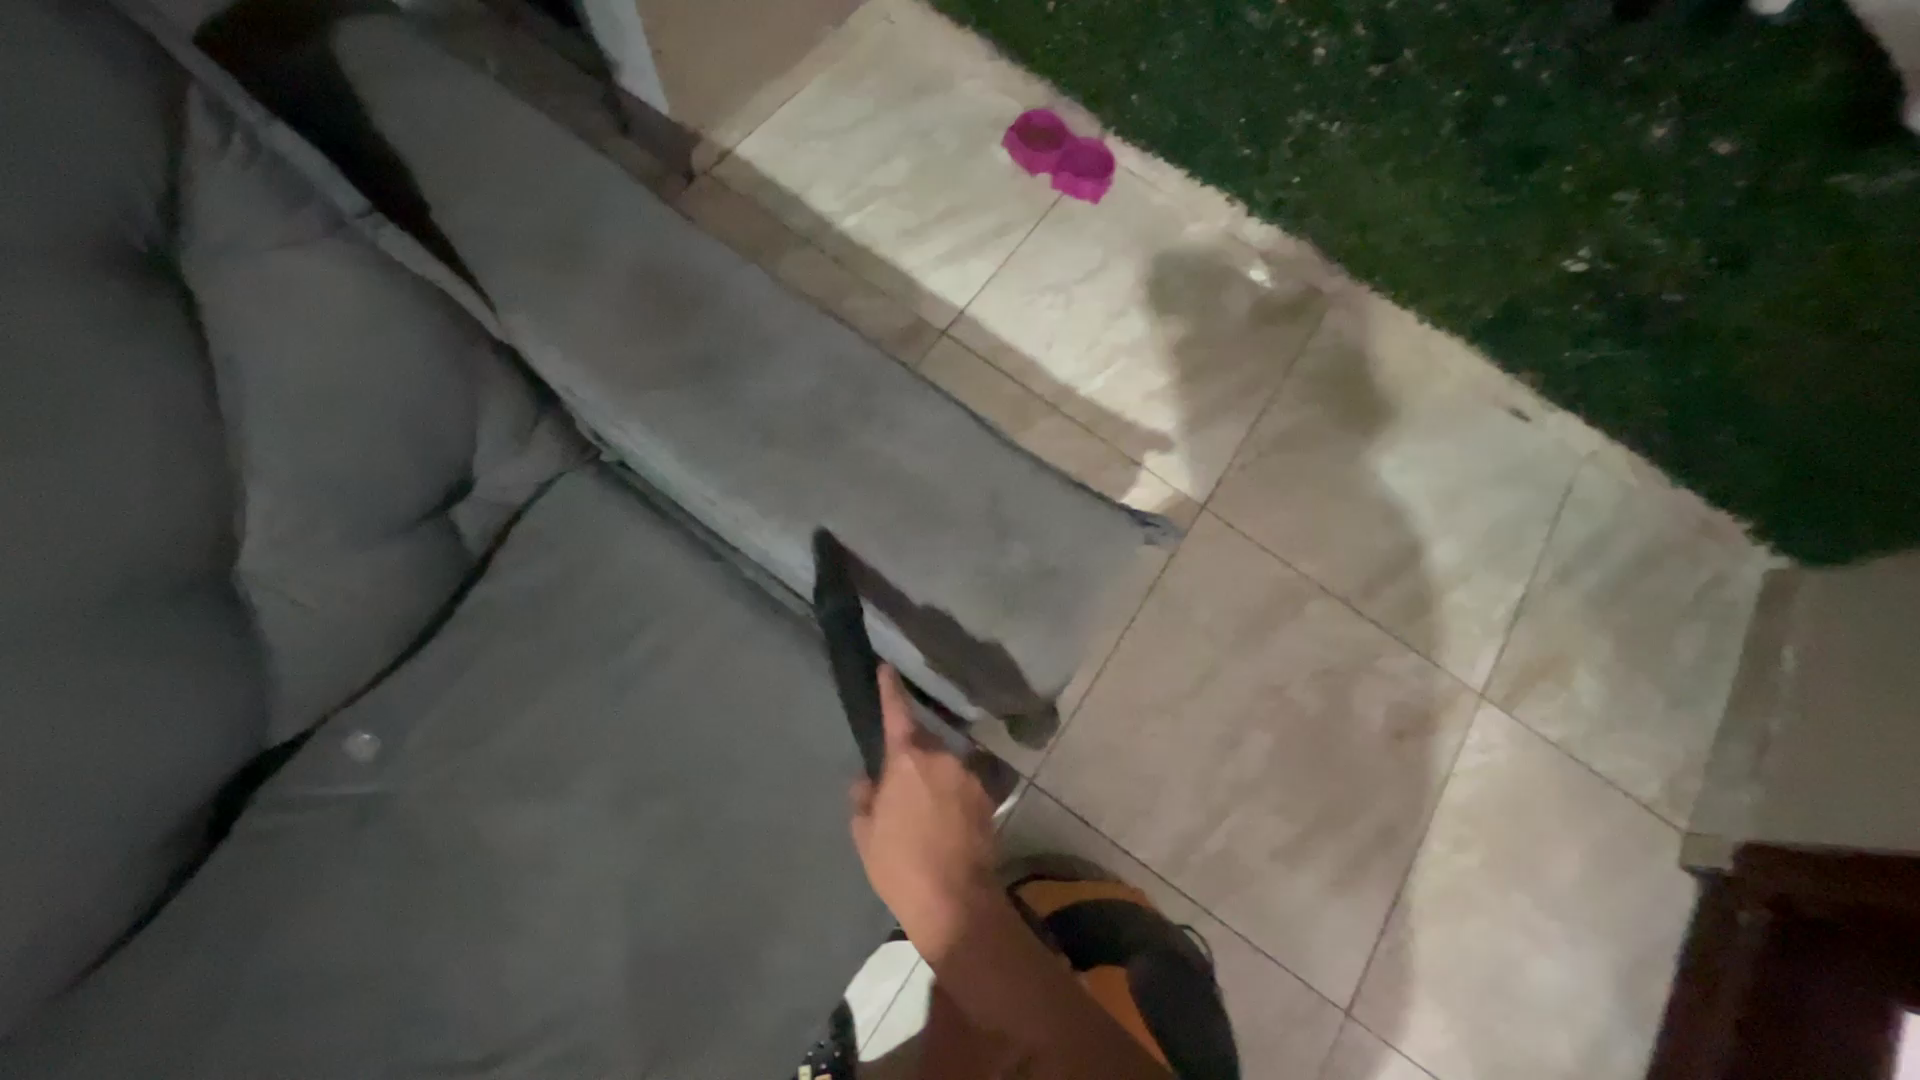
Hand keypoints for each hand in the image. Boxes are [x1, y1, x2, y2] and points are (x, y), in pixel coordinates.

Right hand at [848, 665, 1002, 961]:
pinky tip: (946, 823)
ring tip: (924, 812)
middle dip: (911, 754)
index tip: (886, 667)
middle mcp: (942, 758)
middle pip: (923, 743)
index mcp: (906, 759)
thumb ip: (864, 798)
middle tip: (899, 784)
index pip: (896, 713)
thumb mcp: (865, 834)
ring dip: (934, 776)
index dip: (890, 689)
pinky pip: (963, 786)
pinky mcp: (988, 798)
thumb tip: (867, 781)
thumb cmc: (899, 865)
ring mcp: (969, 776)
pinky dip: (952, 795)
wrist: (954, 900)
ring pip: (945, 765)